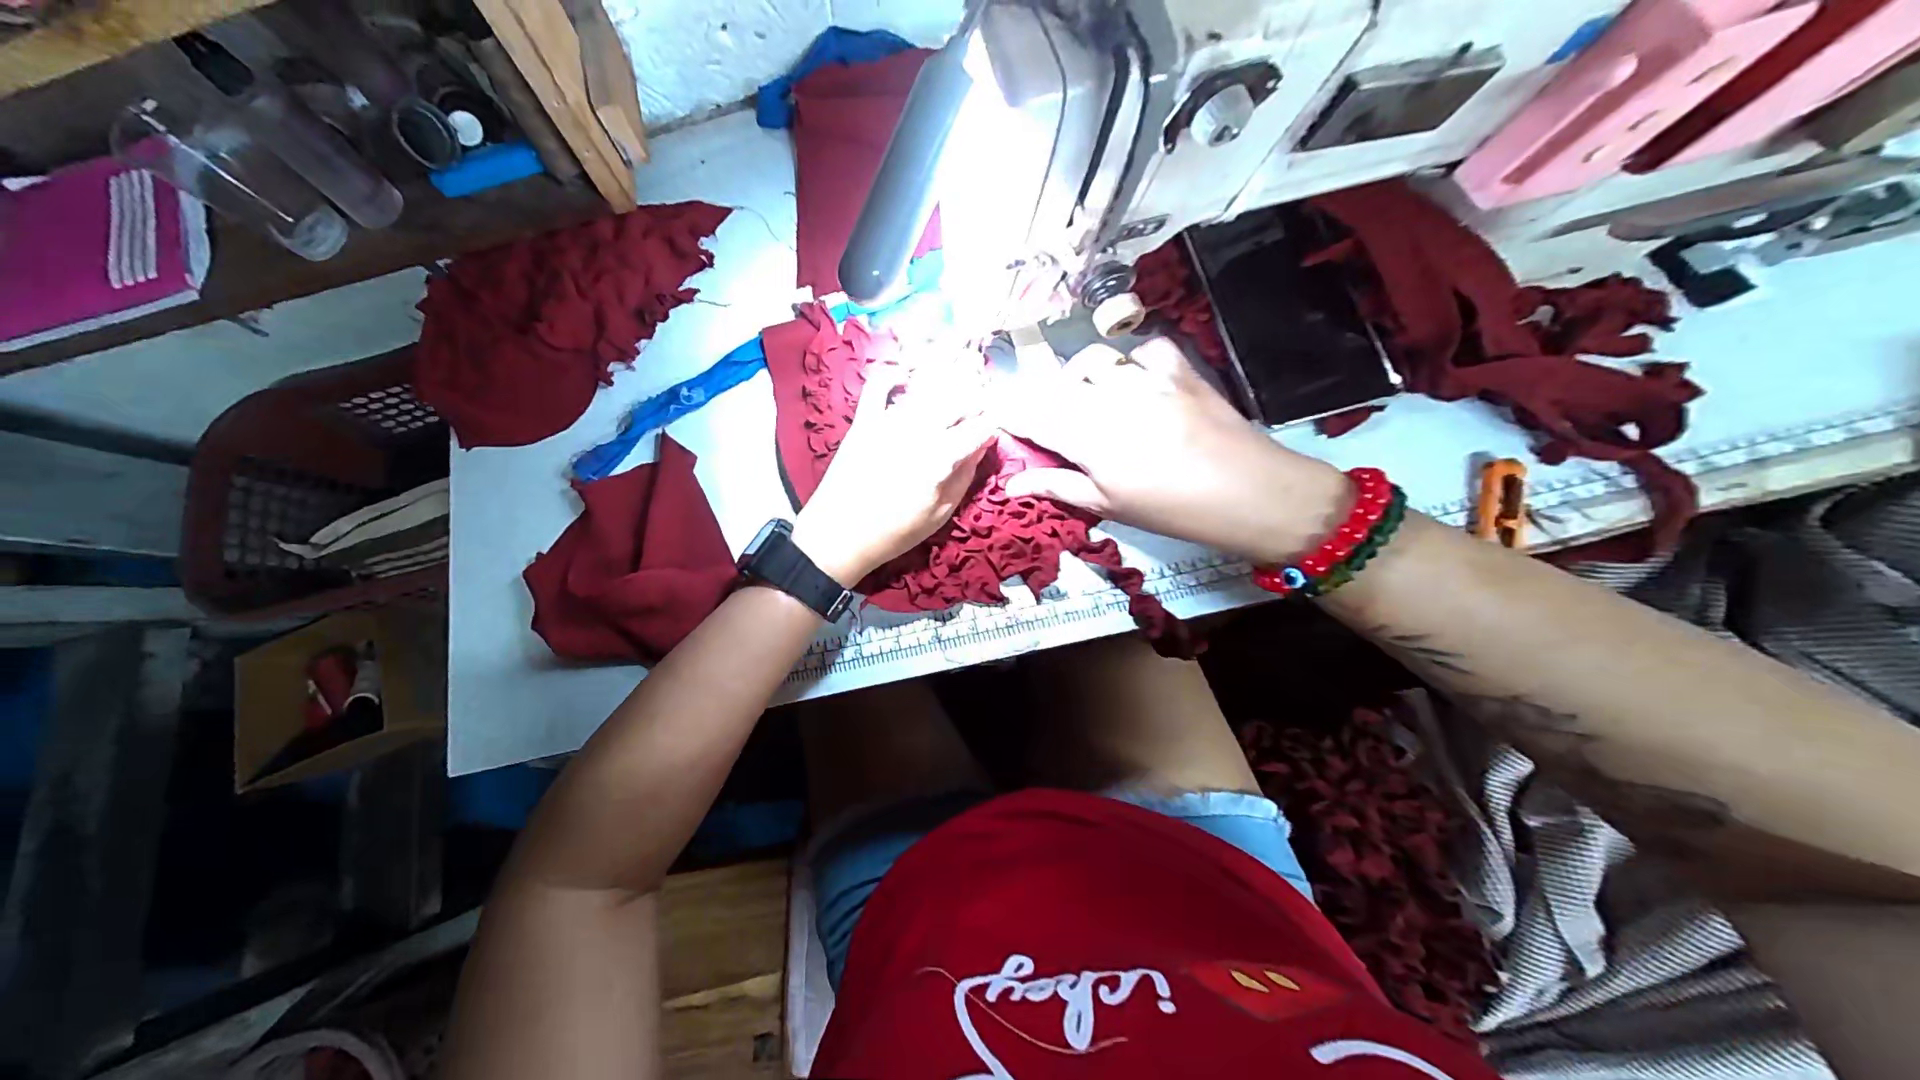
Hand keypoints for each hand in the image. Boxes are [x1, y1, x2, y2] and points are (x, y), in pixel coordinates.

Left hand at [792, 361, 995, 584]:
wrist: (838, 536)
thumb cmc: (893, 533)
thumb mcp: (940, 513)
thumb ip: (965, 475)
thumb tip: (983, 445)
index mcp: (940, 458)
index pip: (979, 427)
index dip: (992, 424)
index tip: (995, 428)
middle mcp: (917, 432)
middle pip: (958, 399)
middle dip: (975, 401)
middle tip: (978, 412)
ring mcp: (888, 421)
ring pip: (927, 389)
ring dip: (946, 388)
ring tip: (953, 399)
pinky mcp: (864, 420)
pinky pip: (878, 385)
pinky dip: (894, 375)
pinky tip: (907, 377)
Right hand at [997, 337, 1351, 563]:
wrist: (1250, 492)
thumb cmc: (1171, 509)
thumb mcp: (1108, 504)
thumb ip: (1056, 485)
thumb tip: (1008, 485)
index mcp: (1086, 436)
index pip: (1031, 413)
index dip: (1010, 413)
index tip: (1000, 417)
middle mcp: (1108, 398)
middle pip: (1057, 383)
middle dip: (1044, 397)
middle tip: (1055, 422)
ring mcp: (1144, 377)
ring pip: (1094, 358)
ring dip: (1083, 377)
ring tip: (1094, 400)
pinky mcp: (1178, 367)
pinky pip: (1143, 349)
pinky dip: (1134, 362)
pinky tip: (1139, 383)